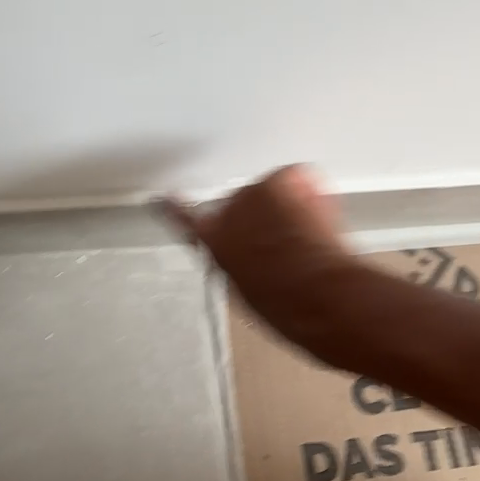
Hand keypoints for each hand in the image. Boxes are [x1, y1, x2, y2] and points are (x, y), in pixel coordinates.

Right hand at [160, 166, 359, 333]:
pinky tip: (318, 223)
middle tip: (287, 242)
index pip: (184, 219)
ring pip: (276, 190)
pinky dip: (313, 195)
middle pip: (245, 201)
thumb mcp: (244, 288)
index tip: (161, 199)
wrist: (312, 292)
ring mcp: (255, 190)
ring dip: (290, 207)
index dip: (175, 208)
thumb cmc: (283, 302)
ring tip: (304, 240)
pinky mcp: (284, 178)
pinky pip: (302, 179)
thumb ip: (236, 261)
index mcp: (212, 241)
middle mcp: (226, 210)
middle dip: (265, 215)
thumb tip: (248, 256)